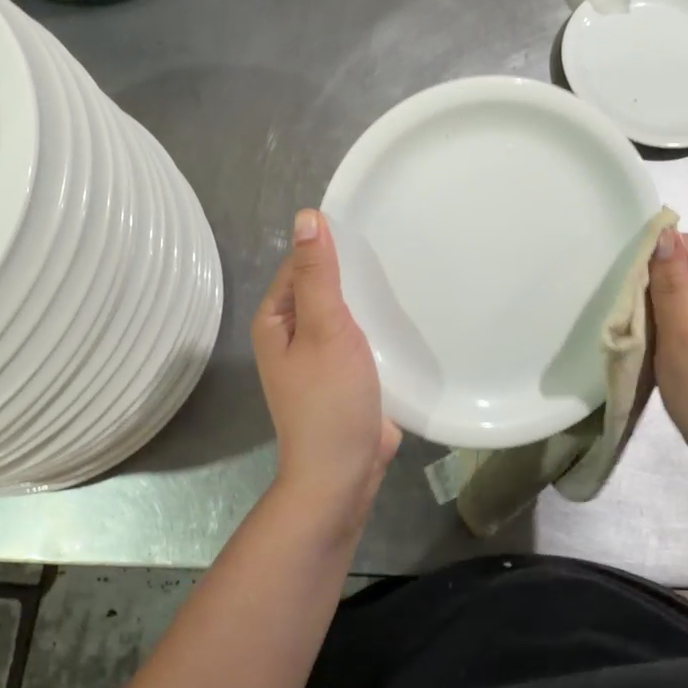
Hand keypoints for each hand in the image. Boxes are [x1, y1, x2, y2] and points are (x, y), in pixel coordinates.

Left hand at [252, 209, 400, 519]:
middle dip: (356, 271)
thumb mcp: (324, 328)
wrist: (344, 470)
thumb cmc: (328, 398)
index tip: (371, 227)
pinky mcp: (349, 373)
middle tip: (400, 246)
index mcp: (276, 320)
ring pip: (348, 311)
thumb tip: (305, 216)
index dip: (330, 245)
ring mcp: (323, 355)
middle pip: (326, 286)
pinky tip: (408, 312)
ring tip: (410, 271)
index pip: (301, 264)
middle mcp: (294, 333)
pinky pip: (364, 336)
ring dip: (371, 298)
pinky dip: (381, 325)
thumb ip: (317, 274)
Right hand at [647, 228, 687, 510]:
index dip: (656, 252)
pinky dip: (671, 316)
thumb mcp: (679, 339)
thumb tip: (664, 234)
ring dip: (661, 297)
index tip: (624, 274)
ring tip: (636, 319)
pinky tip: (654, 334)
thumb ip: (671, 286)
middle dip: (656, 275)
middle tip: (626, 301)